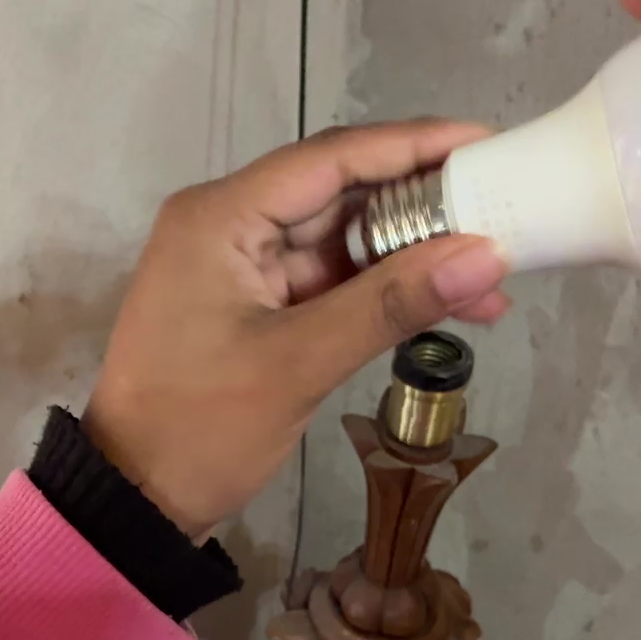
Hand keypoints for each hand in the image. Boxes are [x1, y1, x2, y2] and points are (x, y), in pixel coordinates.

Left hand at [84, 121, 510, 535]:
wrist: (136, 497)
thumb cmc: (201, 429)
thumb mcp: (297, 365)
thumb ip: (389, 305)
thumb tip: (487, 255)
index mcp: (219, 218)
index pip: (330, 158)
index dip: (413, 146)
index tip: (489, 142)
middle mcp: (224, 228)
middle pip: (336, 198)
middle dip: (419, 213)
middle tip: (504, 219)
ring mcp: (233, 271)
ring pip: (334, 247)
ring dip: (403, 263)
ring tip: (488, 284)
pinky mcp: (246, 311)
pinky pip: (319, 287)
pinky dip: (371, 297)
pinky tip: (434, 309)